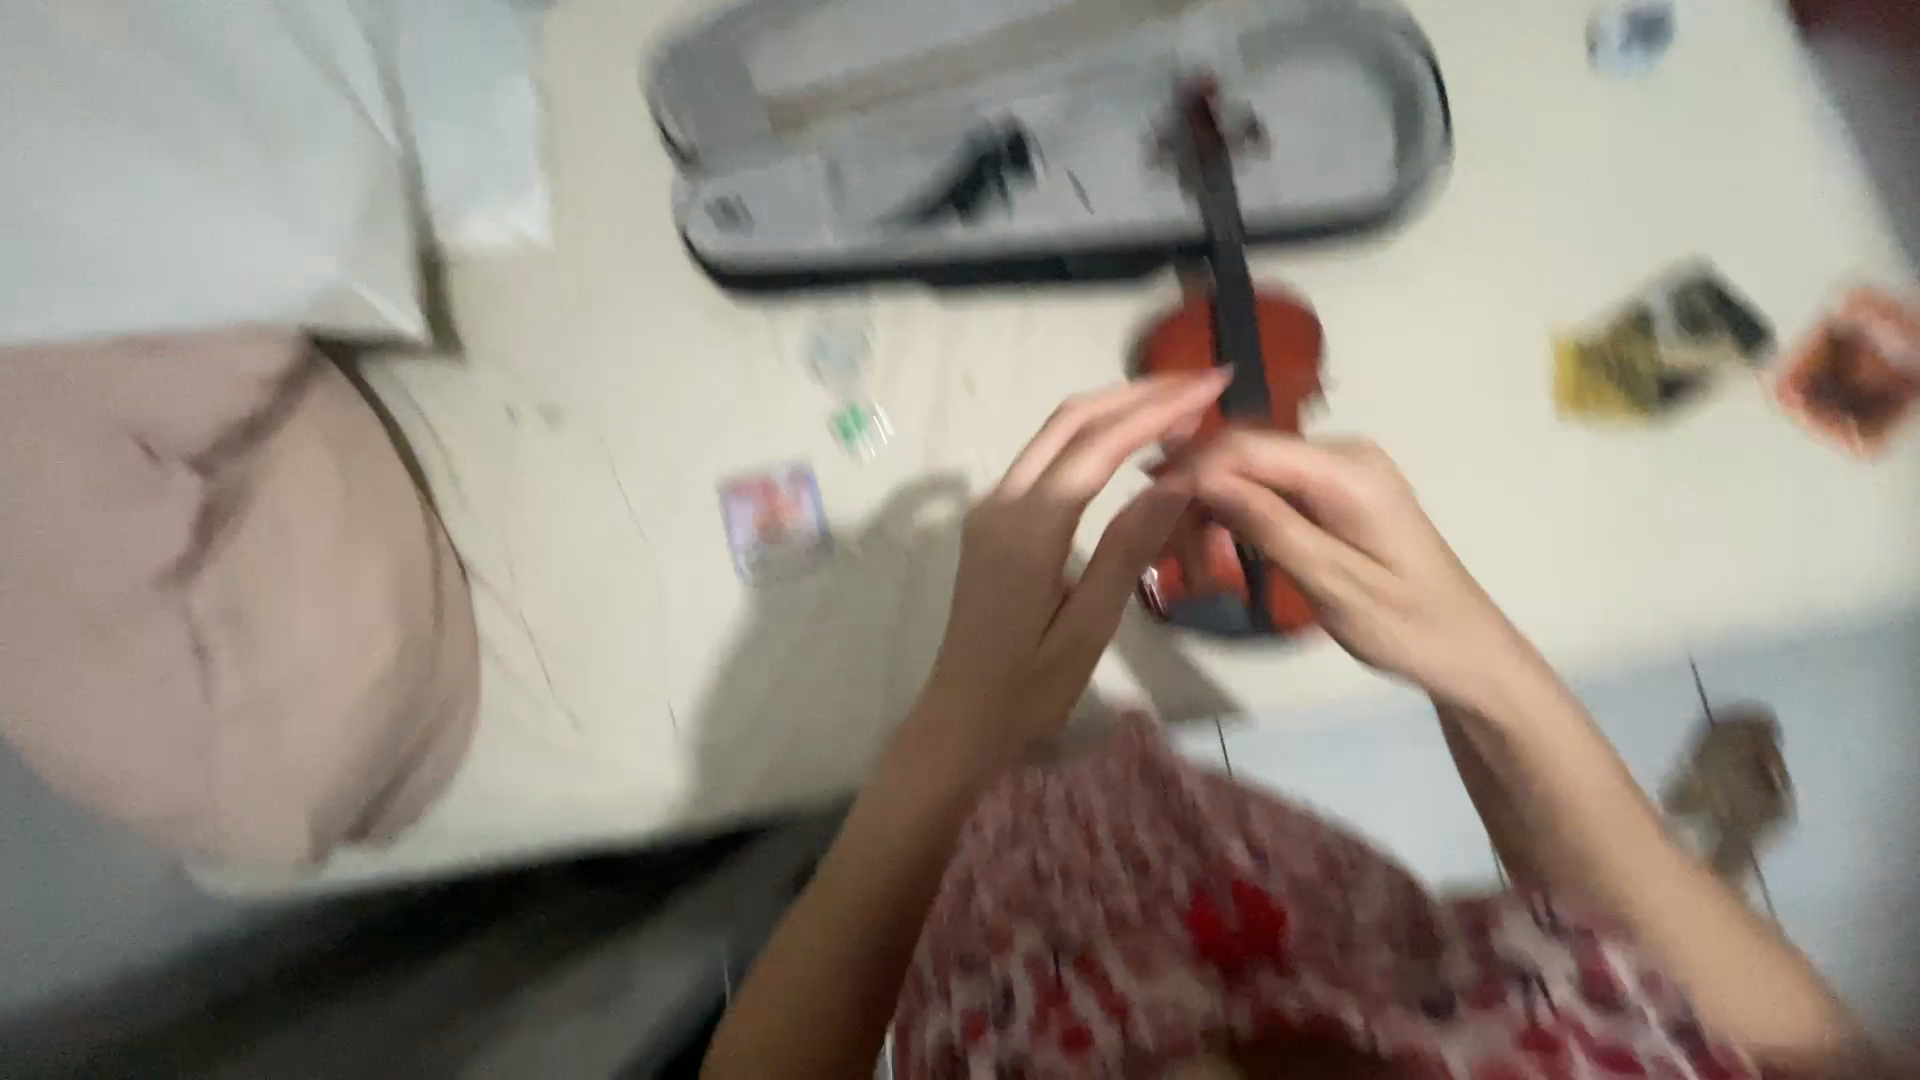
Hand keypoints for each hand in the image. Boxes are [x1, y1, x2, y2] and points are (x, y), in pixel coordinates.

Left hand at [905, 371, 1230, 778]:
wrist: (959, 717)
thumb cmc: (1028, 689)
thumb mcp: (1089, 628)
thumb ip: (1129, 549)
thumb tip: (1178, 478)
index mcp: (1027, 529)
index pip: (1099, 446)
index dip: (1158, 409)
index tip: (1213, 383)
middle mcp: (1001, 503)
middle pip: (1070, 421)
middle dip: (1135, 394)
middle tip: (1200, 383)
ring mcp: (989, 510)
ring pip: (1053, 436)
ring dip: (1112, 412)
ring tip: (1176, 408)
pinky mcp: (990, 523)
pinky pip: (1043, 463)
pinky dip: (1088, 442)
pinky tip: (1127, 448)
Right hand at [1180, 431, 1541, 709]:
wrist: (1465, 650)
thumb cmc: (1404, 626)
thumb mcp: (1332, 582)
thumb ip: (1269, 525)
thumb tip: (1204, 479)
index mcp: (1347, 472)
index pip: (1247, 446)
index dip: (1192, 468)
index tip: (1148, 504)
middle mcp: (1342, 455)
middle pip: (1245, 451)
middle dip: (1197, 486)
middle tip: (1161, 534)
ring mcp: (1339, 471)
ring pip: (1250, 468)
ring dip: (1212, 501)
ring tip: (1184, 547)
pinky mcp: (1333, 491)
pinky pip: (1269, 486)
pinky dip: (1236, 510)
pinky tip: (1215, 540)